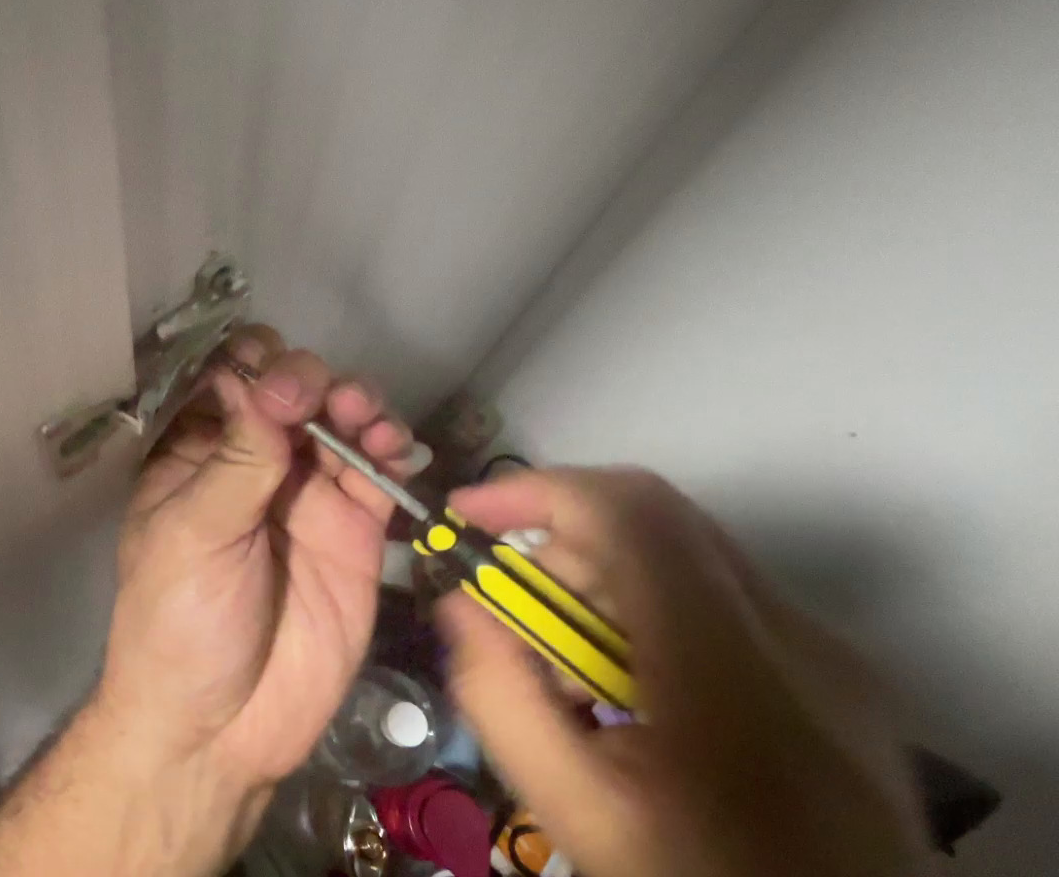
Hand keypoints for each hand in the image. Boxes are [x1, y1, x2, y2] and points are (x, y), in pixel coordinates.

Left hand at [98, 326, 428, 793]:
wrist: (220, 730)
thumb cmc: (180, 623)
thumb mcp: (192, 533)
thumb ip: (236, 457)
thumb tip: (262, 376)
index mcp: (197, 455)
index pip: (228, 381)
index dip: (252, 363)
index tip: (271, 371)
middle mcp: (254, 464)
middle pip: (292, 391)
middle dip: (308, 378)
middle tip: (316, 397)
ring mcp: (307, 495)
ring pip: (340, 422)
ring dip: (355, 403)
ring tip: (360, 417)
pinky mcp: (354, 532)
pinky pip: (378, 473)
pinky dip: (390, 448)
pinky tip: (393, 447)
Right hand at [440, 468, 937, 876]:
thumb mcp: (575, 811)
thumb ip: (502, 698)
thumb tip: (461, 602)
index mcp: (730, 675)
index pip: (629, 514)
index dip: (537, 491)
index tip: (469, 516)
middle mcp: (797, 640)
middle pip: (654, 520)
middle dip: (557, 542)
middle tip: (508, 604)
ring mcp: (830, 654)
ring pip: (684, 550)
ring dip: (597, 574)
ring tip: (563, 659)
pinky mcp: (839, 671)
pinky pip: (718, 591)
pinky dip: (644, 602)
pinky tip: (624, 676)